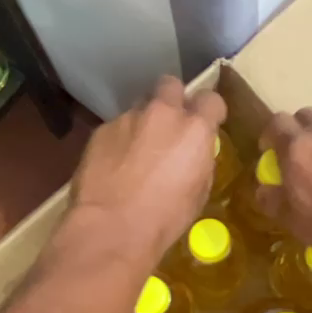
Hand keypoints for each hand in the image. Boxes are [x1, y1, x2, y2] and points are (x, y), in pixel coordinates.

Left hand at [68, 76, 225, 265]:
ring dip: (142, 124)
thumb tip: (193, 152)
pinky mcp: (101, 130)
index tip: (207, 122)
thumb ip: (199, 160)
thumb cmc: (165, 218)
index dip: (209, 110)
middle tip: (168, 126)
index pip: (210, 98)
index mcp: (194, 129)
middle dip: (172, 100)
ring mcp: (128, 118)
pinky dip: (118, 141)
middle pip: (170, 85)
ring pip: (139, 108)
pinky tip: (113, 167)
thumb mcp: (198, 191)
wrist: (112, 228)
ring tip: (136, 154)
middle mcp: (162, 113)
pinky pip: (116, 127)